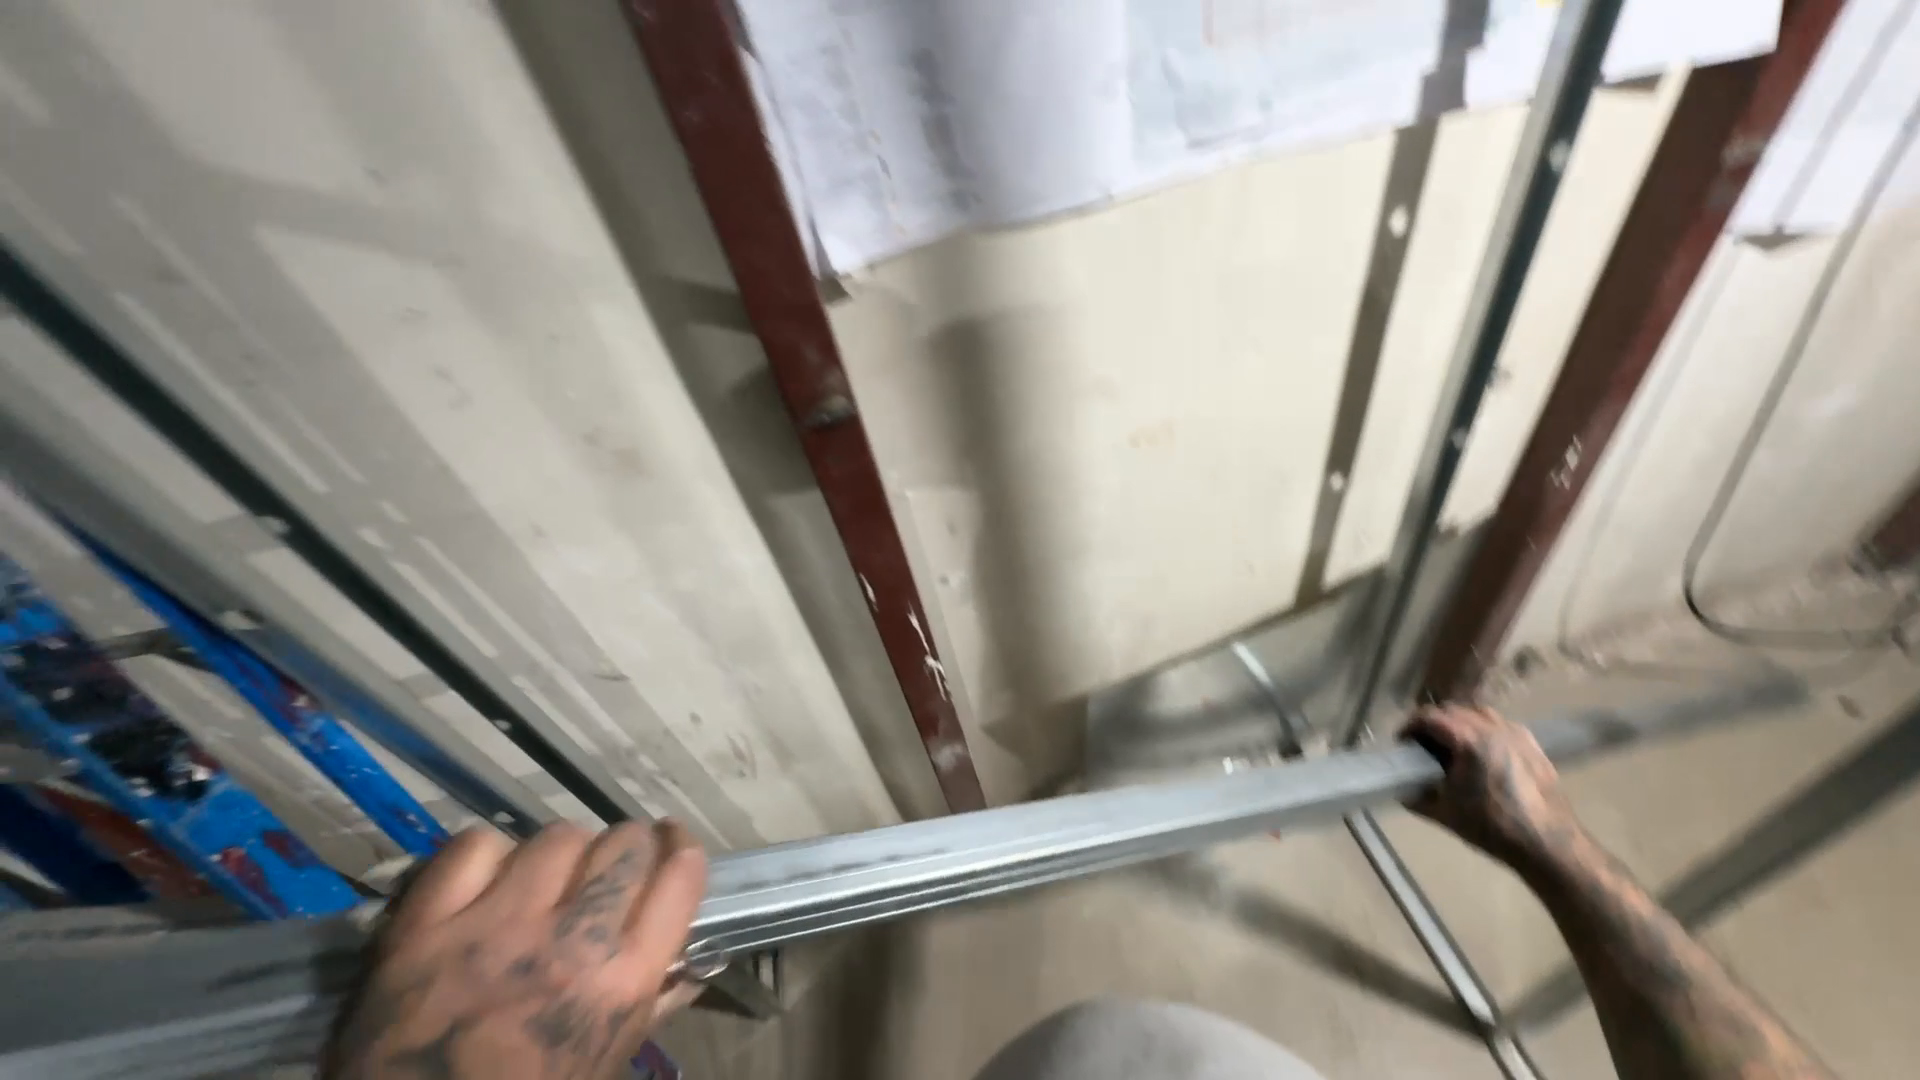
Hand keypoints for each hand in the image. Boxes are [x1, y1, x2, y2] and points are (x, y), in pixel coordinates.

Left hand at [325, 820, 706, 1079]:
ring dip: (565, 852)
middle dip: (629, 847)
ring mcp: (497, 929)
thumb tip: (693, 961)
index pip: (681, 875)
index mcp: (624, 983)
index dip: (682, 850)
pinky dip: (489, 853)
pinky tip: (492, 876)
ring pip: (560, 837)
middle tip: (612, 864)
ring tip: (551, 874)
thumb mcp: (607, 1063)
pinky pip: (477, 847)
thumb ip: (653, 1004)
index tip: (672, 848)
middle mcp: (572, 944)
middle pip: (626, 844)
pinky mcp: (425, 927)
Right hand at [1400, 704, 1586, 872]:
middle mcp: (1494, 730)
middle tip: (1423, 744)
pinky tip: (1482, 751)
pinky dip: (1484, 728)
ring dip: (1460, 721)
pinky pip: (1502, 724)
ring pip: (1479, 712)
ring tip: (1452, 744)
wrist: (1549, 845)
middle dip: (1433, 722)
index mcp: (1469, 742)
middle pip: (1453, 710)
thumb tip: (1400, 789)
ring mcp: (1517, 735)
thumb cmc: (1493, 828)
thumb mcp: (1443, 814)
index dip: (1409, 726)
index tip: (1402, 743)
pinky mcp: (1533, 746)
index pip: (1429, 717)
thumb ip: (1415, 796)